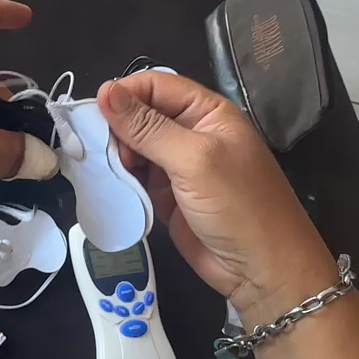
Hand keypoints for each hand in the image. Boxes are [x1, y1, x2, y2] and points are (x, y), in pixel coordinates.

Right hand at [98, 71, 334, 320]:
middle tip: (100, 148)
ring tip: (108, 169)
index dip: (125, 93)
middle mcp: (191, 132)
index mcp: (206, 111)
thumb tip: (106, 90)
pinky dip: (122, 179)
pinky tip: (110, 185)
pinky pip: (136, 176)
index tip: (96, 112)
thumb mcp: (194, 160)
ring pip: (134, 145)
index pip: (156, 85)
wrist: (262, 273)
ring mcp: (178, 165)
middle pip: (141, 114)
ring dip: (117, 154)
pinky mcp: (167, 194)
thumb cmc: (238, 207)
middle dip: (118, 126)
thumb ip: (148, 126)